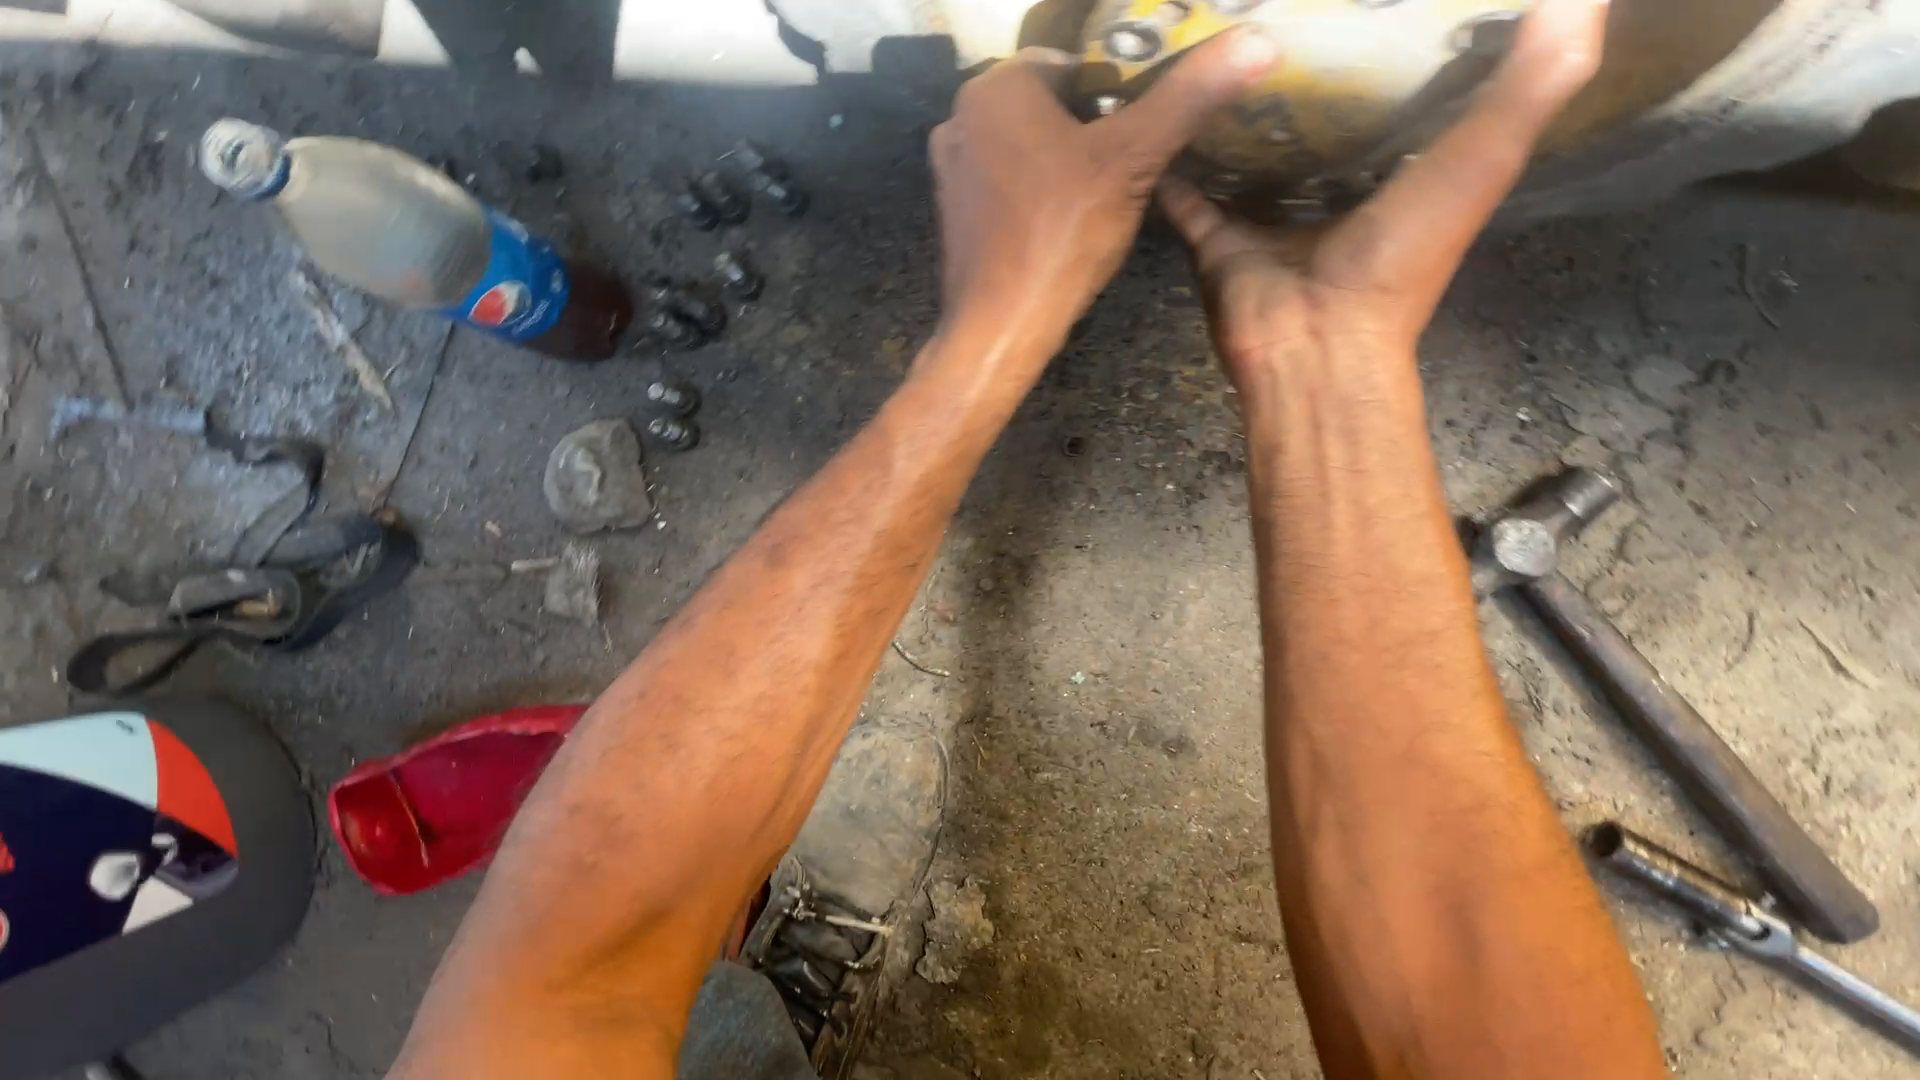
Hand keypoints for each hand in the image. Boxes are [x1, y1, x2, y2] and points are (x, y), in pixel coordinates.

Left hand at [929, 29, 1281, 364]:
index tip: (1139, 132)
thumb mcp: (1134, 159)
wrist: (1001, 324)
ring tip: (1098, 199)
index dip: (1113, 94)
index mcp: (996, 87)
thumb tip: (1258, 39)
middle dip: (1088, 129)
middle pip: (1047, 106)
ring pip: (1026, 146)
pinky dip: (1034, 193)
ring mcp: (951, 168)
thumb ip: (1189, 97)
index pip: (1072, 64)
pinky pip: (1006, 183)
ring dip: (1063, 163)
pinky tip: (1061, 224)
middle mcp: (961, 117)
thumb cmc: (1063, 235)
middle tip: (1126, 168)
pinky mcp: (953, 211)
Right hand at [1158, 0, 1610, 395]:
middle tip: (1283, 17)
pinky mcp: (1220, 246)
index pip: (1397, 102)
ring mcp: (1271, 226)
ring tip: (1219, 58)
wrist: (1317, 345)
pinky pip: (1191, 205)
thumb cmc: (1399, 260)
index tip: (1375, 3)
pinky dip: (1175, 175)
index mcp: (1399, 181)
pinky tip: (1162, 126)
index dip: (1393, 51)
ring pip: (1250, 162)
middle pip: (1318, 132)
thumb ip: (1532, 83)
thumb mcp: (1482, 161)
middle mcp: (1332, 201)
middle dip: (1306, 83)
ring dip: (1238, 123)